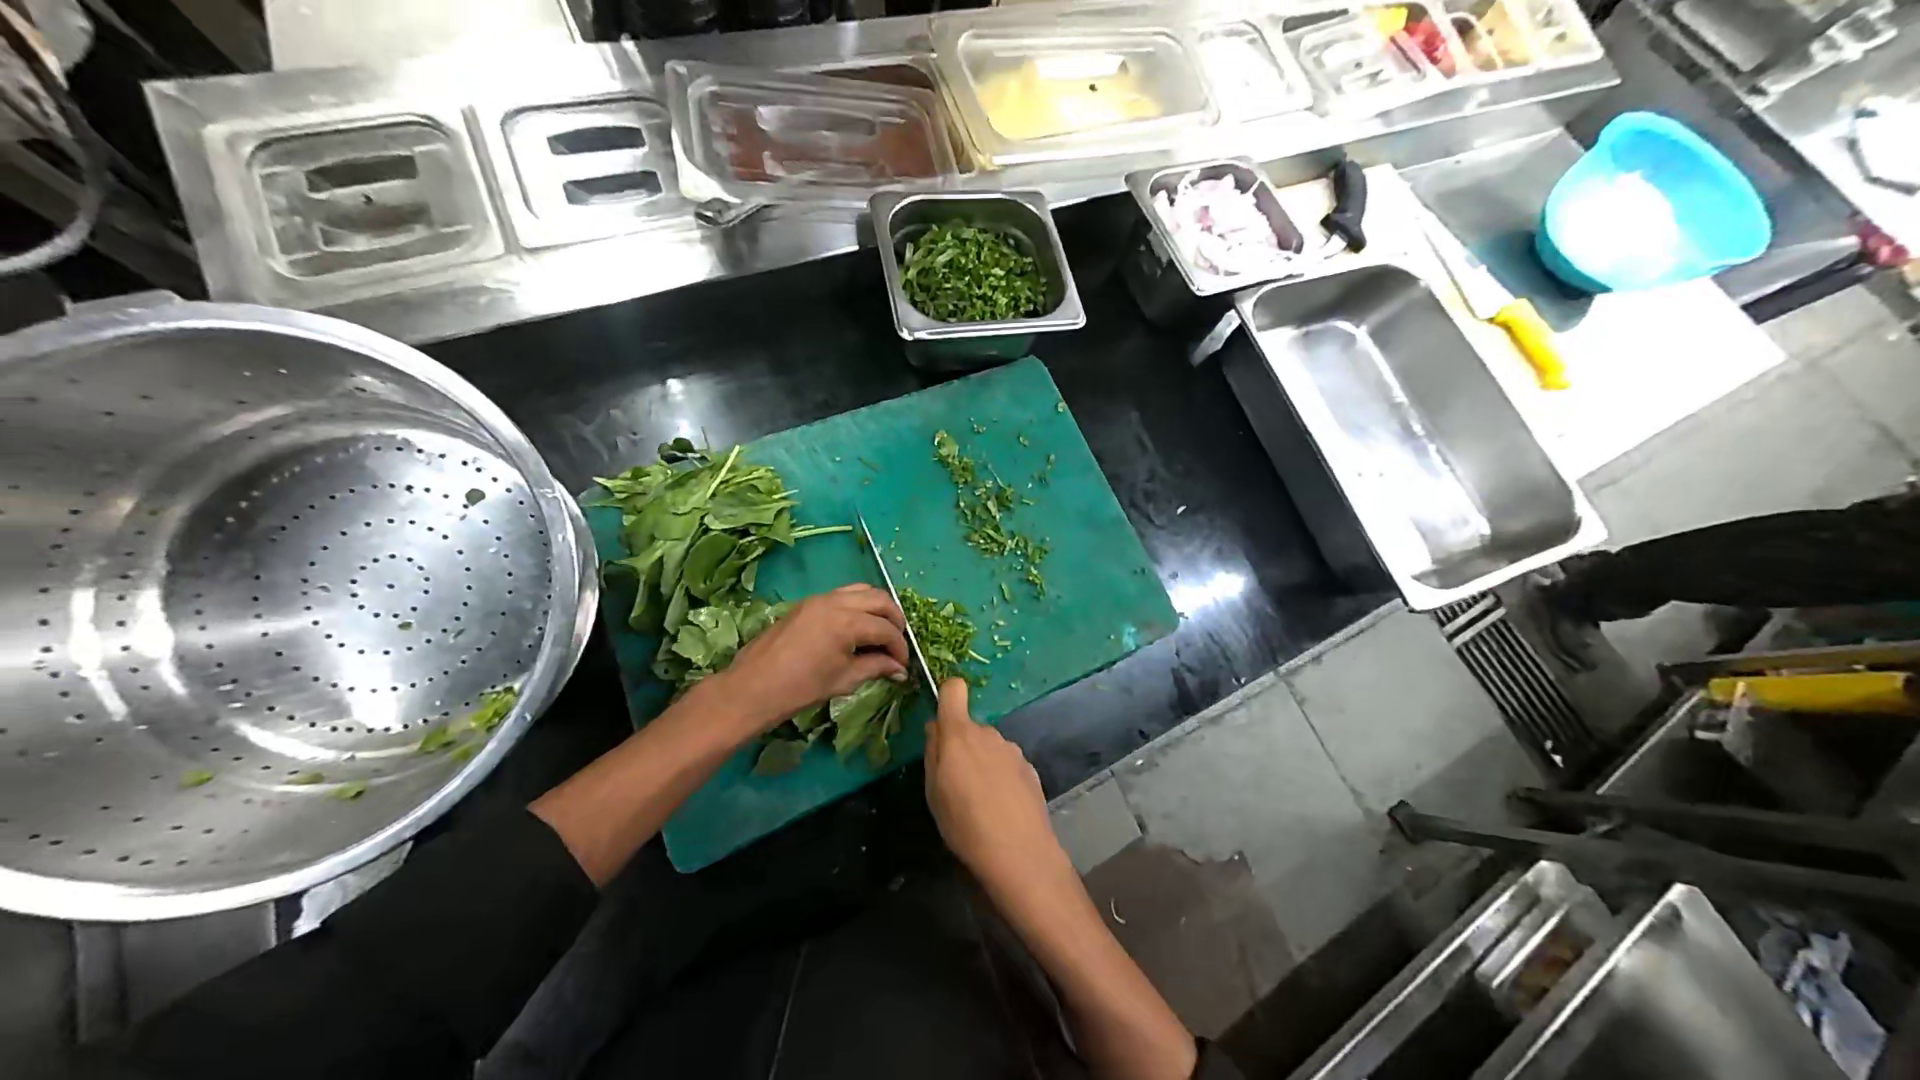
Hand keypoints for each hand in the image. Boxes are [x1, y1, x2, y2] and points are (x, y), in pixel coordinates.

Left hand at [710, 584, 907, 734]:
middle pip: (880, 599)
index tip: (903, 665)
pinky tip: (857, 627)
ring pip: (862, 591)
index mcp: (848, 622)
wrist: (754, 687)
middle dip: (894, 620)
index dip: (900, 648)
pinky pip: (843, 594)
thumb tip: (899, 669)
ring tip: (880, 631)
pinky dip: (858, 605)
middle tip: (897, 643)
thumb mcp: (844, 679)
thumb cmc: (801, 688)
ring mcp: (820, 599)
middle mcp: (837, 602)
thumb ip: (876, 668)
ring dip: (877, 608)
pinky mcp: (808, 603)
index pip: (887, 629)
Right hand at [923, 679, 1071, 896]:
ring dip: (982, 764)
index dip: (946, 698)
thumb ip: (933, 752)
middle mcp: (989, 734)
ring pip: (989, 748)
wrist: (1019, 853)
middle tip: (956, 784)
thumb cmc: (964, 823)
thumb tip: (936, 727)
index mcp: (960, 734)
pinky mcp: (1030, 769)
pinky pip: (1007, 765)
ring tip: (980, 803)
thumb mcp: (933, 791)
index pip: (954, 689)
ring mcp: (1013, 750)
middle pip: (970, 728)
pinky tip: (1002, 809)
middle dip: (961, 747)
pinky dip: (1001, 779)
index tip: (942, 723)